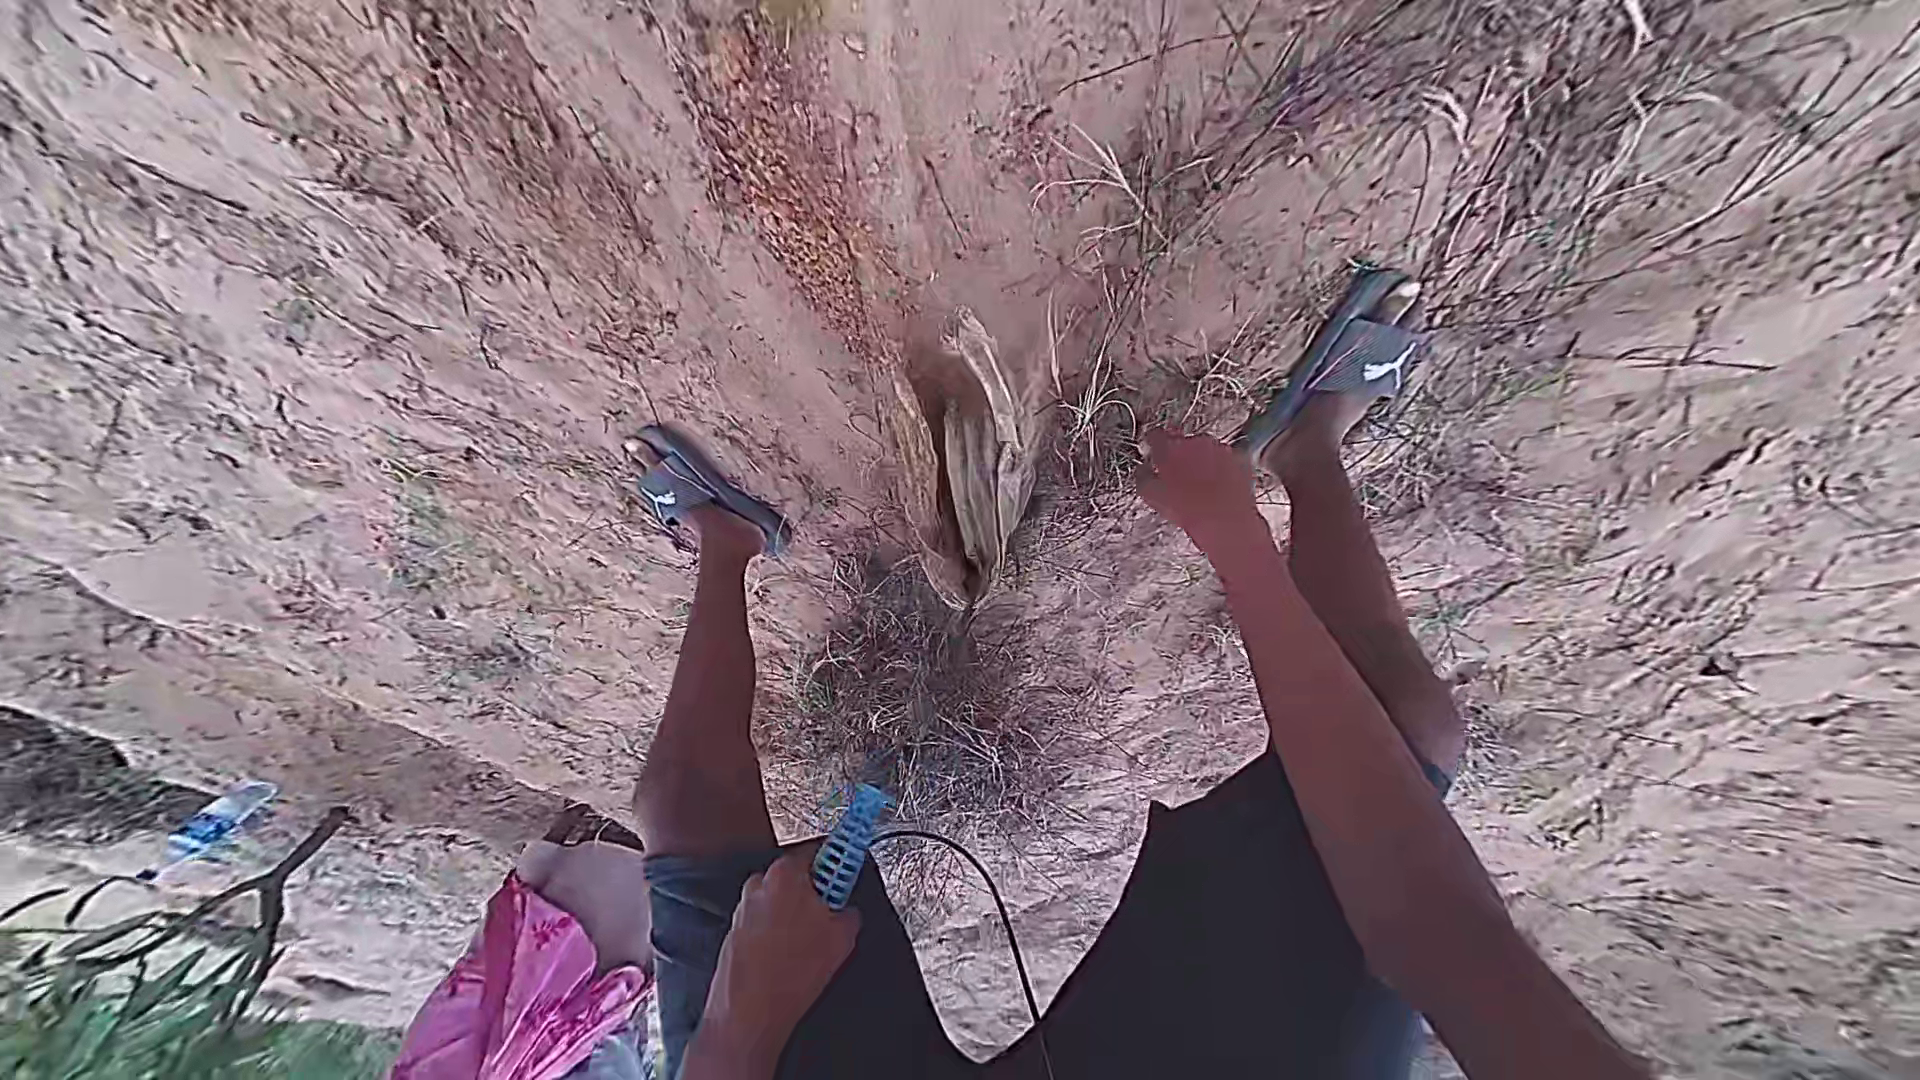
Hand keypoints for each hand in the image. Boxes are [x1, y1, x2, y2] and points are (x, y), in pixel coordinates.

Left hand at [698, 845, 860, 1065]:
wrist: (748, 1017)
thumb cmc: (789, 975)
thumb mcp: (842, 936)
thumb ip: (849, 910)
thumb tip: (848, 909)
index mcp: (786, 873)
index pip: (818, 849)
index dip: (837, 861)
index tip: (846, 864)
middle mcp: (760, 883)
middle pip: (797, 874)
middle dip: (815, 890)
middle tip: (829, 912)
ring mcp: (743, 907)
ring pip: (780, 898)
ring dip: (794, 912)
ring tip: (806, 942)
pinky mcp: (734, 930)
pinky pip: (764, 920)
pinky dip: (776, 930)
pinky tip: (787, 955)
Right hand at [1136, 429, 1267, 556]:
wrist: (1226, 521)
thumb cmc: (1190, 509)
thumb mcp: (1152, 496)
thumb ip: (1144, 477)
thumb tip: (1142, 473)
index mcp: (1171, 448)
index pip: (1156, 435)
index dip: (1152, 442)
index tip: (1152, 448)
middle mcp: (1197, 442)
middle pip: (1183, 441)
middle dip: (1179, 455)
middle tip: (1176, 475)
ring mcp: (1220, 449)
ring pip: (1206, 449)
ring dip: (1201, 461)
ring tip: (1198, 485)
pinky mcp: (1239, 459)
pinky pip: (1226, 459)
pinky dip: (1221, 468)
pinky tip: (1216, 487)